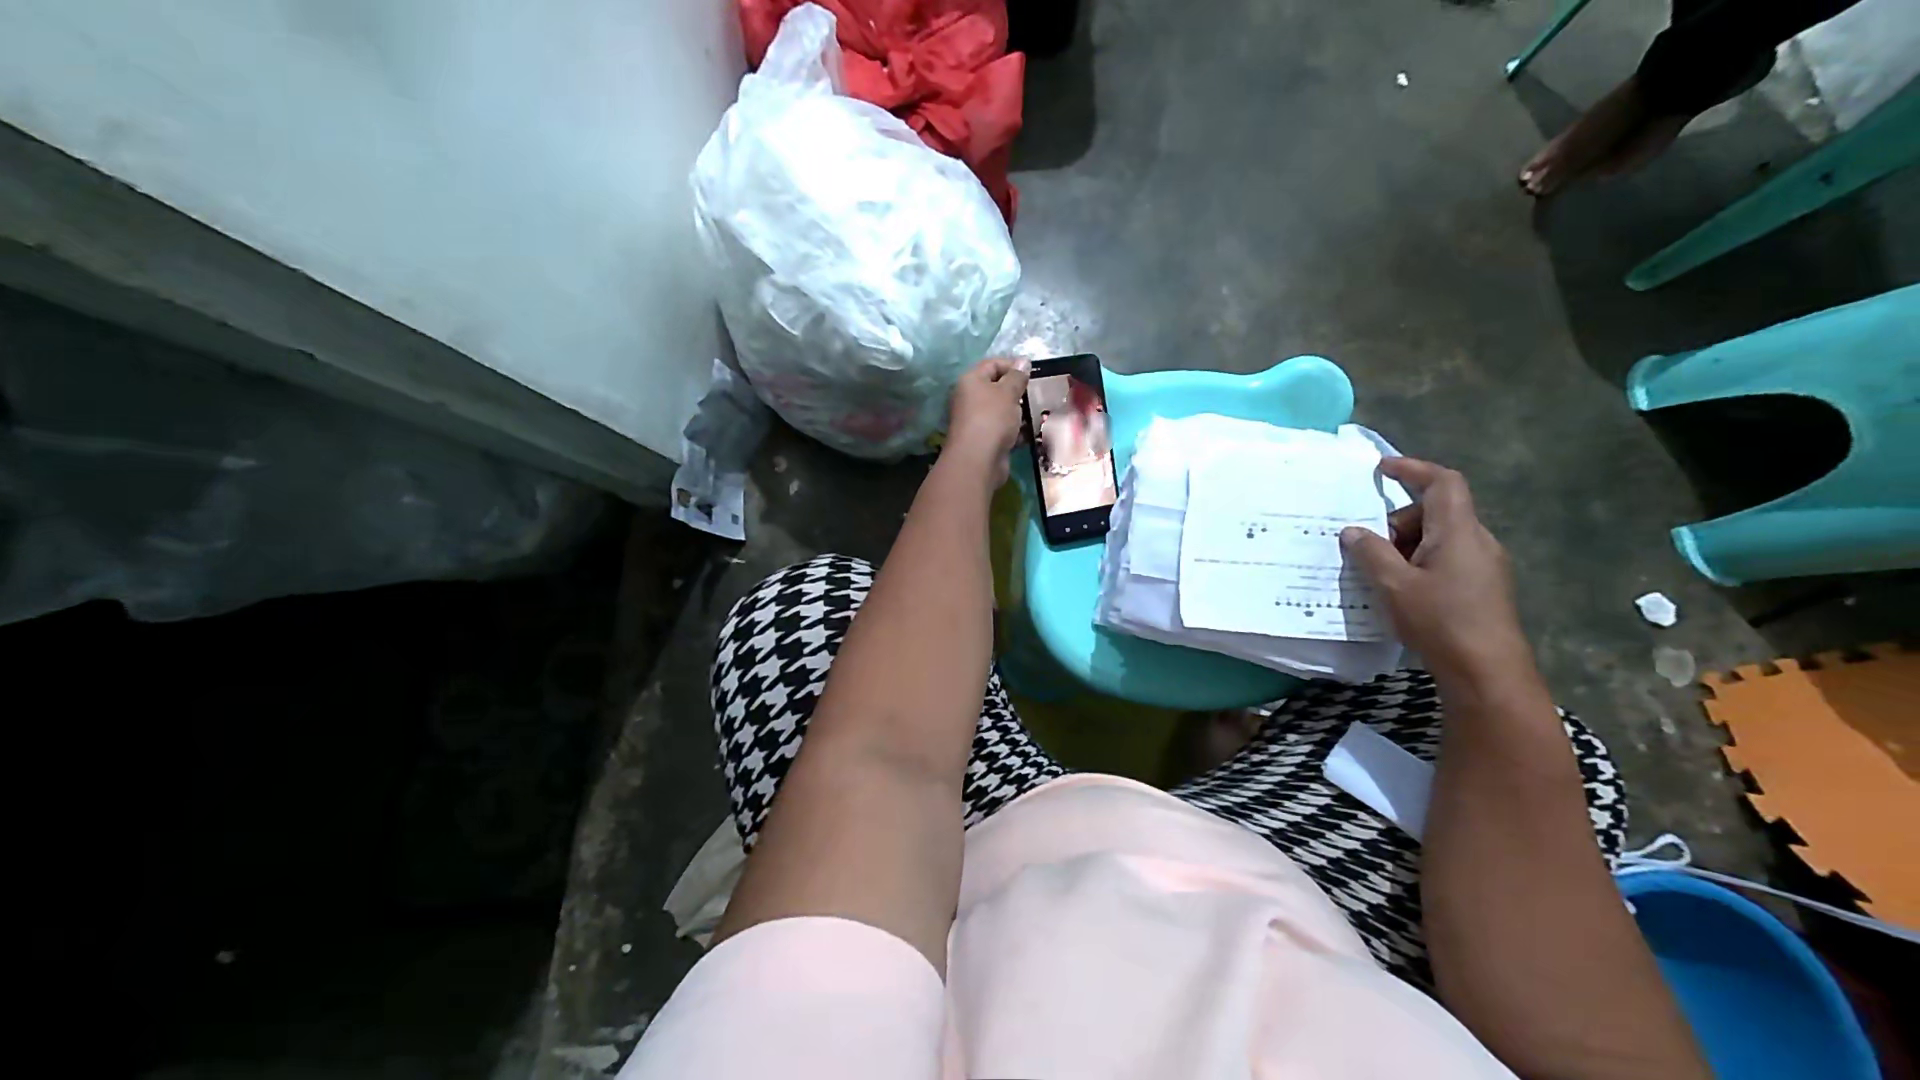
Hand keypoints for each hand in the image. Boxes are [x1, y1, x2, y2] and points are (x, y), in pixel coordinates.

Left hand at [943, 355, 1029, 485]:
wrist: (978, 460)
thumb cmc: (992, 418)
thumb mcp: (1008, 392)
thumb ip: (1017, 376)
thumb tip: (1023, 361)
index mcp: (971, 381)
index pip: (992, 364)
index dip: (1013, 365)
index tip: (1033, 372)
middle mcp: (970, 399)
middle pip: (997, 388)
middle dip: (1018, 391)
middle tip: (1038, 393)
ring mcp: (977, 421)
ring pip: (1002, 411)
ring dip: (1020, 412)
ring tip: (1039, 412)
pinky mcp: (985, 440)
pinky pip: (1004, 430)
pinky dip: (1017, 431)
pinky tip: (1032, 433)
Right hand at [1340, 458, 1531, 682]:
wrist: (1487, 672)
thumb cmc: (1440, 621)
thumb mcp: (1393, 585)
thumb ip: (1371, 552)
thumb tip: (1353, 531)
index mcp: (1458, 532)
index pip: (1442, 483)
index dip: (1413, 469)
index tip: (1381, 468)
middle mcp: (1477, 541)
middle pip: (1435, 513)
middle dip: (1397, 522)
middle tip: (1368, 548)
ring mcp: (1484, 565)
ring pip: (1439, 538)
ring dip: (1406, 546)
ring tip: (1379, 574)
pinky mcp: (1483, 588)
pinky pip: (1446, 560)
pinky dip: (1419, 564)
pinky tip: (1400, 592)